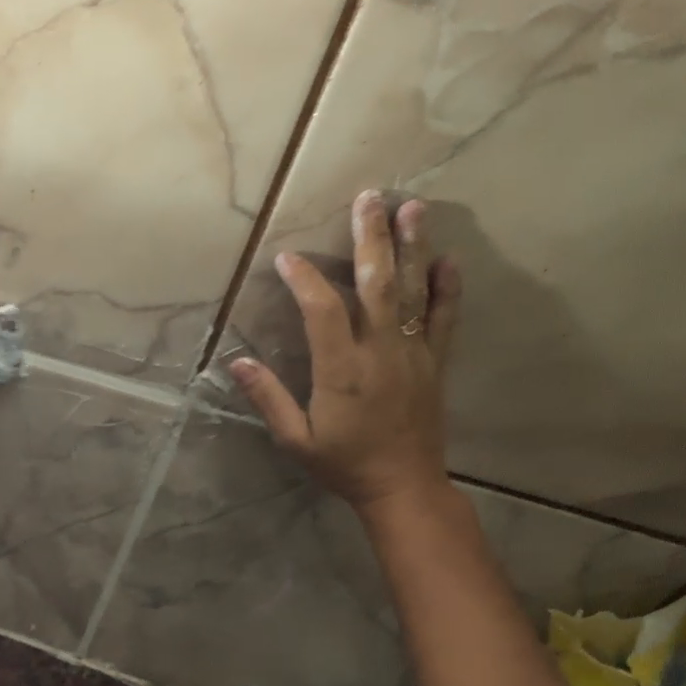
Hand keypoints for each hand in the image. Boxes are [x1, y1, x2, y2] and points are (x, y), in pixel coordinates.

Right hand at [228, 190, 461, 515]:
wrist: (404, 487)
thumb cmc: (343, 464)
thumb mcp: (295, 439)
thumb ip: (267, 397)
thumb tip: (236, 362)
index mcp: (341, 370)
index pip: (322, 311)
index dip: (304, 279)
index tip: (287, 257)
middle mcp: (380, 352)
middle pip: (376, 285)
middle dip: (370, 238)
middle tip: (368, 197)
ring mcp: (412, 355)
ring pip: (414, 292)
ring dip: (412, 247)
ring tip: (411, 207)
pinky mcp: (434, 363)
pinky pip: (445, 319)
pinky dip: (448, 288)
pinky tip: (448, 258)